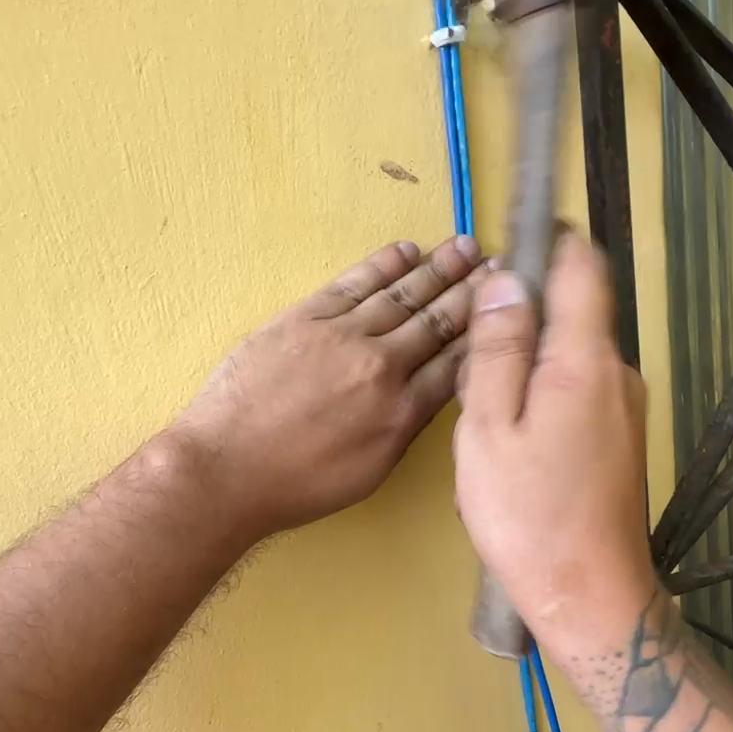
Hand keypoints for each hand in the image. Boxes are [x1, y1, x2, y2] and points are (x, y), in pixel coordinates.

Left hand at [172, 235, 491, 536]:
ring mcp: (341, 336)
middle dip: (471, 291)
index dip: (484, 331)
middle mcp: (381, 367)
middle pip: (437, 321)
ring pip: (401, 295)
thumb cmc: (296, 485)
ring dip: (437, 269)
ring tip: (465, 247)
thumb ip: (404, 427)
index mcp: (400, 412)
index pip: (455, 361)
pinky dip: (383, 265)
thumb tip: (429, 392)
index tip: (505, 308)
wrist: (227, 468)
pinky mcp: (304, 317)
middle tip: (498, 265)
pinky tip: (405, 251)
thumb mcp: (369, 472)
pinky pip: (353, 283)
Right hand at [453, 233, 655, 645]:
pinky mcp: (621, 437)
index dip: (549, 239)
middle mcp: (618, 372)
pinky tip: (510, 443)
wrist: (588, 596)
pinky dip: (540, 394)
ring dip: (524, 362)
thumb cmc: (526, 514)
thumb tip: (503, 279)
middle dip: (520, 316)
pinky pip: (577, 389)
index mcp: (584, 361)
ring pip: (570, 354)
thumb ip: (495, 350)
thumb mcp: (488, 428)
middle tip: (469, 359)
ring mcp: (625, 406)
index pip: (581, 266)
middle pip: (572, 310)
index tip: (507, 241)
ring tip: (482, 414)